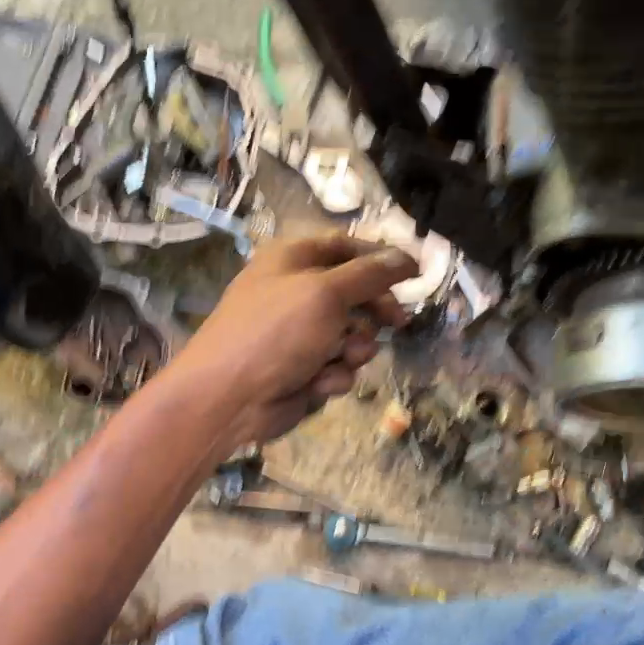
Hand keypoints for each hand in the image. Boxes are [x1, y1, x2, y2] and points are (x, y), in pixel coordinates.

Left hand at [169, 236, 417, 446]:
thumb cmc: (275, 332)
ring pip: (351, 335)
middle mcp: (296, 292)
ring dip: (355, 348)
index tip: (415, 274)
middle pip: (355, 292)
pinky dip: (334, 374)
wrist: (229, 396)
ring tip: (342, 357)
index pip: (346, 247)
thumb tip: (407, 257)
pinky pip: (337, 366)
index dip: (381, 259)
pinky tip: (319, 383)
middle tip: (396, 323)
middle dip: (374, 311)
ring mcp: (298, 334)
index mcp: (293, 260)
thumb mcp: (326, 293)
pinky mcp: (302, 370)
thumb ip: (371, 274)